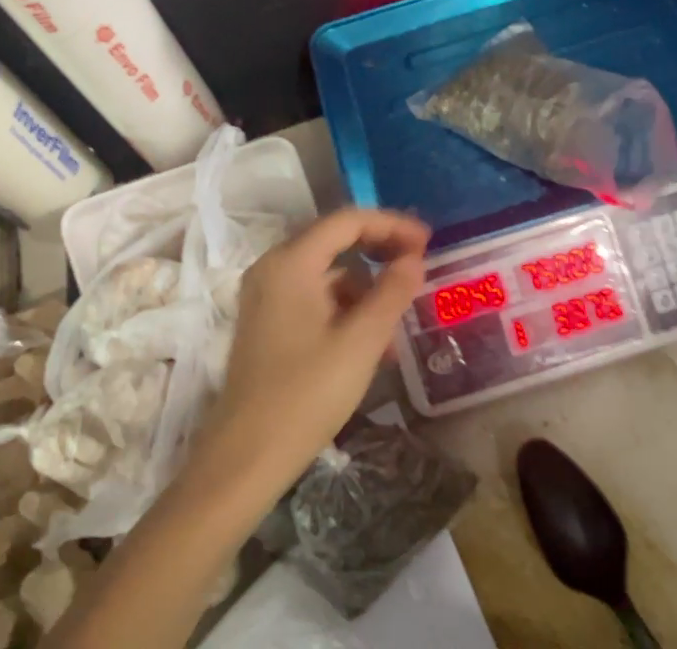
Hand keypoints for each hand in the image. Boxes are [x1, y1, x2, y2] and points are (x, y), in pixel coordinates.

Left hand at [200, 208, 430, 484]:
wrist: (247, 455)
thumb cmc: (307, 393)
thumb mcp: (361, 342)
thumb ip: (391, 293)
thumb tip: (413, 260)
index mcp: (291, 263)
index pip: (347, 221)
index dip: (391, 225)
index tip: (428, 242)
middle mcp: (272, 269)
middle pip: (334, 241)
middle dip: (380, 251)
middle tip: (420, 265)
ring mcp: (266, 297)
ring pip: (327, 274)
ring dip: (366, 287)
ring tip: (399, 319)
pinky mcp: (267, 324)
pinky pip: (313, 298)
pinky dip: (345, 309)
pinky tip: (371, 343)